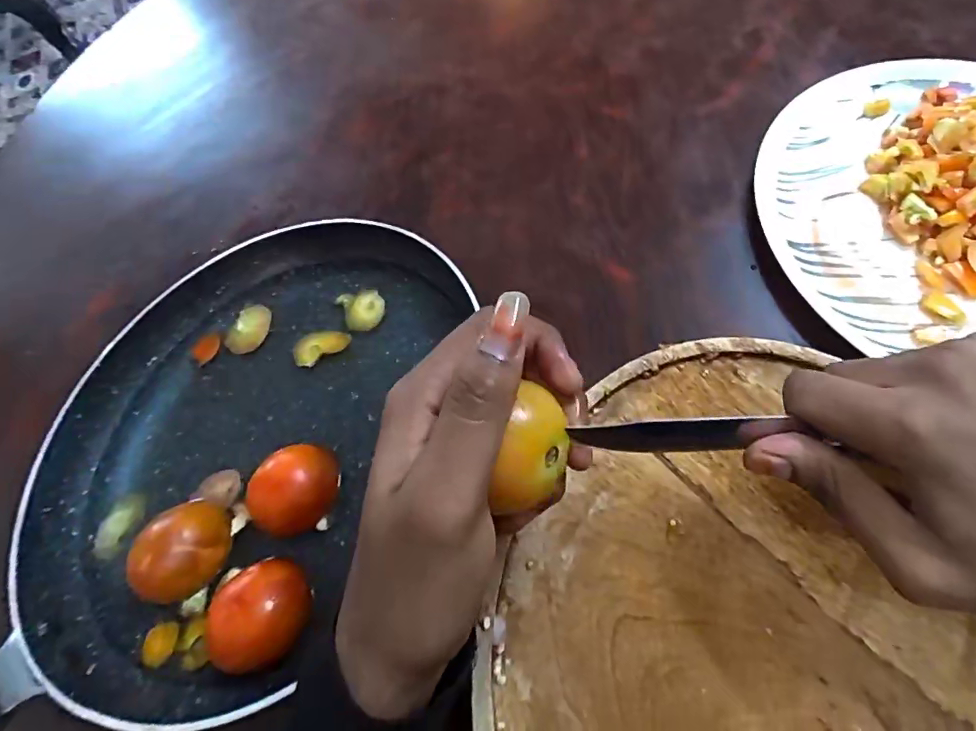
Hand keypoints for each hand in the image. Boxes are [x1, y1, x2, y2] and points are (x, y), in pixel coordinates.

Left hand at [335, 293, 591, 719]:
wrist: (396, 660)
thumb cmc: (420, 579)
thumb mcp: (450, 491)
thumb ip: (479, 405)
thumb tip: (511, 314)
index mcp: (422, 395)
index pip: (487, 328)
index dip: (537, 343)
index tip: (573, 388)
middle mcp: (436, 405)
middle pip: (508, 359)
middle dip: (552, 385)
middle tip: (578, 428)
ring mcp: (454, 438)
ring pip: (521, 401)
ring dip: (553, 430)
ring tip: (573, 470)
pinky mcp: (472, 469)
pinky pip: (519, 444)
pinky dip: (540, 465)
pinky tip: (541, 502)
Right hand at [746, 334, 975, 730]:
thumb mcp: (913, 562)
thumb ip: (833, 493)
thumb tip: (760, 447)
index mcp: (910, 423)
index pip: (803, 390)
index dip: (799, 427)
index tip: (826, 461)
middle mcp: (935, 365)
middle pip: (839, 375)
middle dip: (844, 418)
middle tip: (890, 469)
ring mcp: (972, 346)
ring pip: (881, 366)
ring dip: (886, 404)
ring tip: (938, 452)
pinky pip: (927, 358)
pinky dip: (927, 389)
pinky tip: (972, 428)